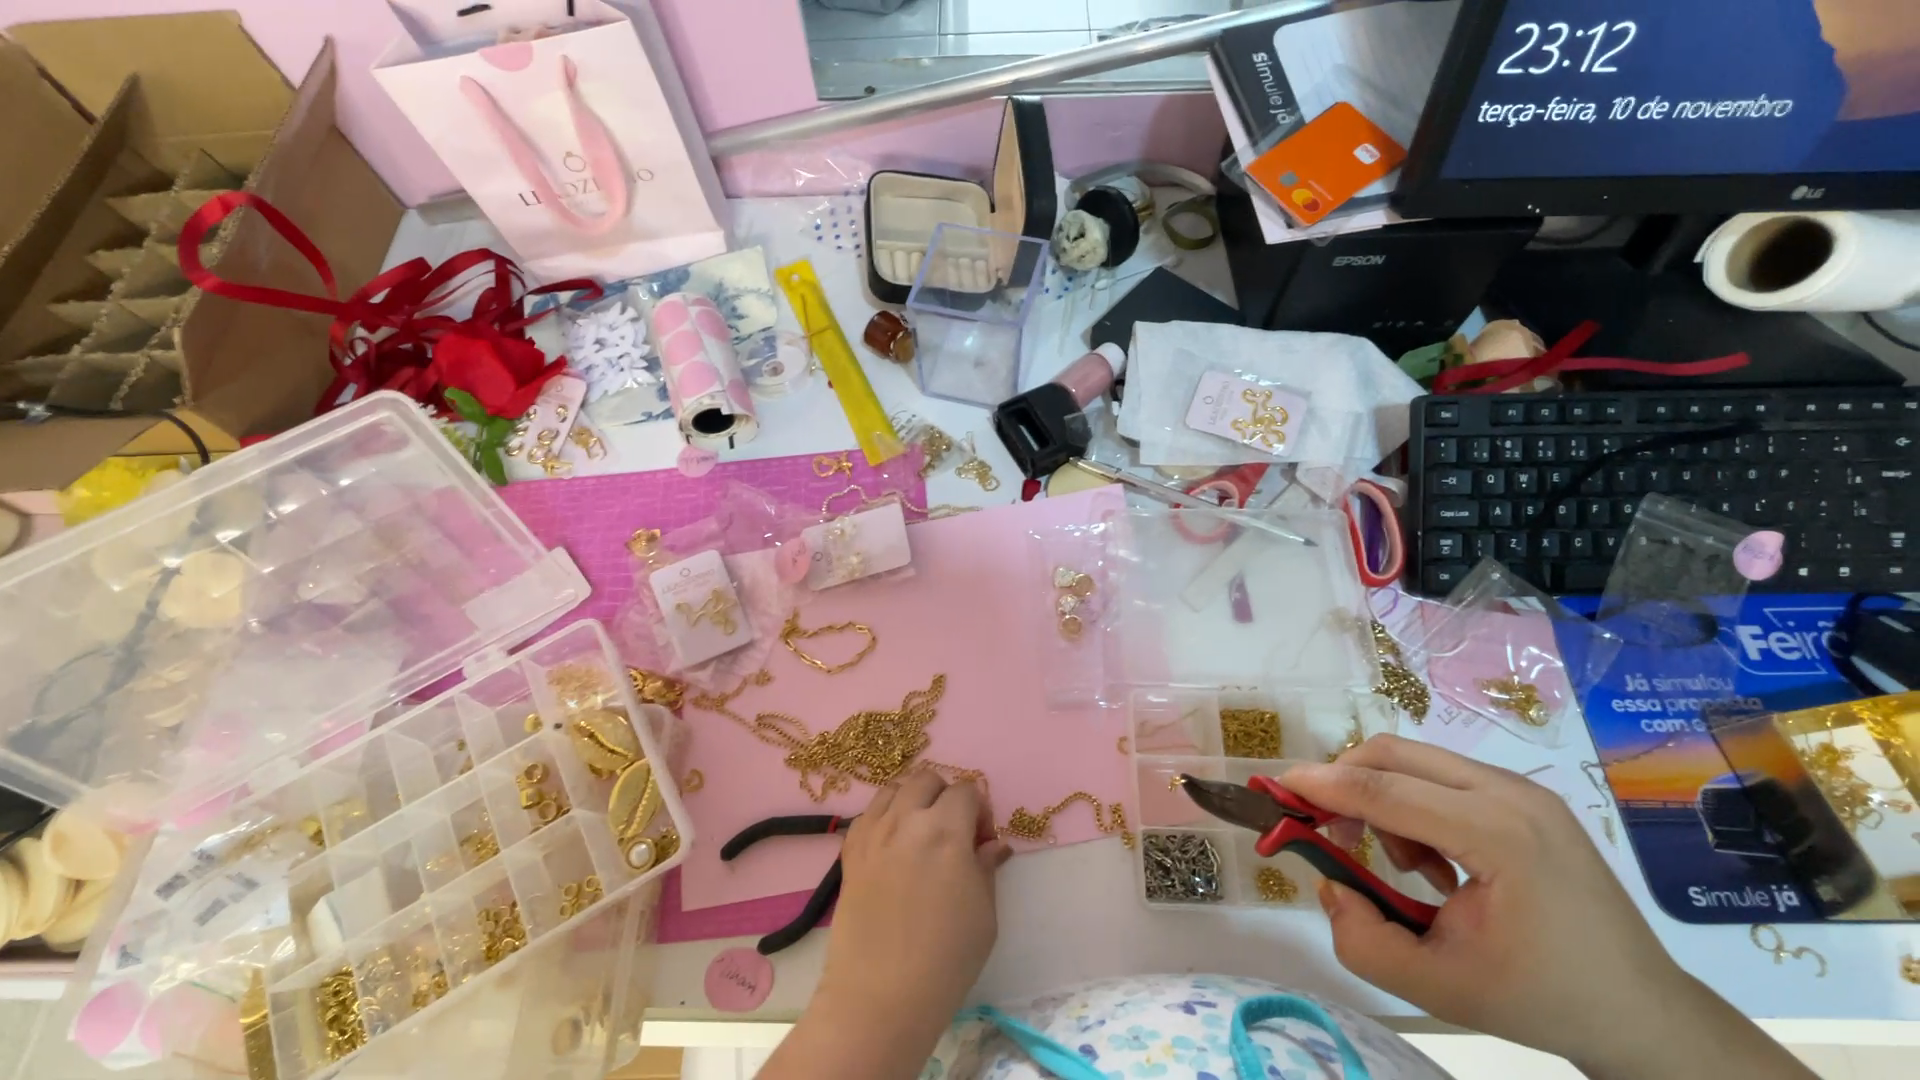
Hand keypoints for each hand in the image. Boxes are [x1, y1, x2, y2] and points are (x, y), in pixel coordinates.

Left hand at [819, 770, 1010, 1043]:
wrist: (881, 996)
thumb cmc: (946, 959)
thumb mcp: (984, 913)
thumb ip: (986, 867)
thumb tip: (992, 844)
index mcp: (946, 831)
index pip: (968, 791)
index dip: (981, 811)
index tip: (983, 842)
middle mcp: (906, 820)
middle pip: (928, 779)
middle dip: (947, 796)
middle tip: (954, 833)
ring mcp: (873, 833)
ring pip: (894, 788)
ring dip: (914, 800)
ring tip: (922, 834)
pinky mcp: (849, 852)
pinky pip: (868, 813)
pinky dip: (885, 817)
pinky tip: (894, 847)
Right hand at [1278, 736, 1694, 1069]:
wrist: (1638, 1010)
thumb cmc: (1539, 998)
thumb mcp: (1437, 985)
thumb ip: (1362, 939)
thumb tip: (1331, 884)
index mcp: (1499, 837)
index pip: (1387, 792)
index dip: (1323, 786)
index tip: (1276, 787)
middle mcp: (1512, 796)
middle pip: (1397, 754)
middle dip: (1345, 781)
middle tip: (1321, 826)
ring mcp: (1525, 791)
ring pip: (1417, 762)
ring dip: (1383, 799)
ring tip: (1403, 867)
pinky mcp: (1528, 798)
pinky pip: (1444, 778)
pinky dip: (1414, 804)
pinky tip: (1437, 861)